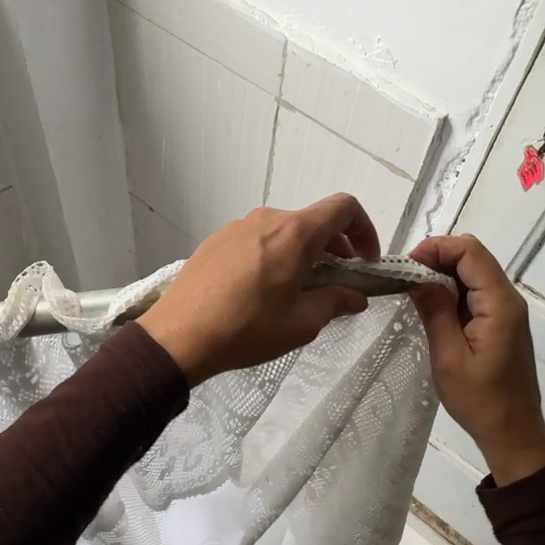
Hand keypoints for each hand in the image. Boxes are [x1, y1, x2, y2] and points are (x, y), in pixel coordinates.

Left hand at [139, 194, 380, 384]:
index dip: (365, 230)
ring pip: (283, 231)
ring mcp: (237, 227)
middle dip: (334, 248)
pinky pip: (257, 240)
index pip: (343, 208)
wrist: (178, 336)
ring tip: (299, 290)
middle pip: (313, 221)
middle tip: (337, 283)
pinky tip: (262, 291)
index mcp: (294, 233)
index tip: (365, 261)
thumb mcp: (301, 323)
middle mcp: (267, 219)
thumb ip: (335, 302)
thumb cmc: (247, 329)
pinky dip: (274, 255)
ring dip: (303, 253)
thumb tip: (355, 296)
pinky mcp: (215, 241)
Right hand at [409, 235, 544, 486]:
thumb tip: (417, 276)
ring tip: (412, 291)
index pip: (470, 252)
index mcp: (500, 304)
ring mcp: (507, 310)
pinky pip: (475, 292)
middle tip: (405, 279)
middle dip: (437, 258)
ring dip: (442, 274)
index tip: (407, 267)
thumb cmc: (480, 400)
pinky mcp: (501, 322)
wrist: (513, 434)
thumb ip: (435, 310)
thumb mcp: (448, 356)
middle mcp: (508, 299)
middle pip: (472, 257)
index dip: (436, 248)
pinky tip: (431, 306)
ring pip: (473, 273)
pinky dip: (452, 291)